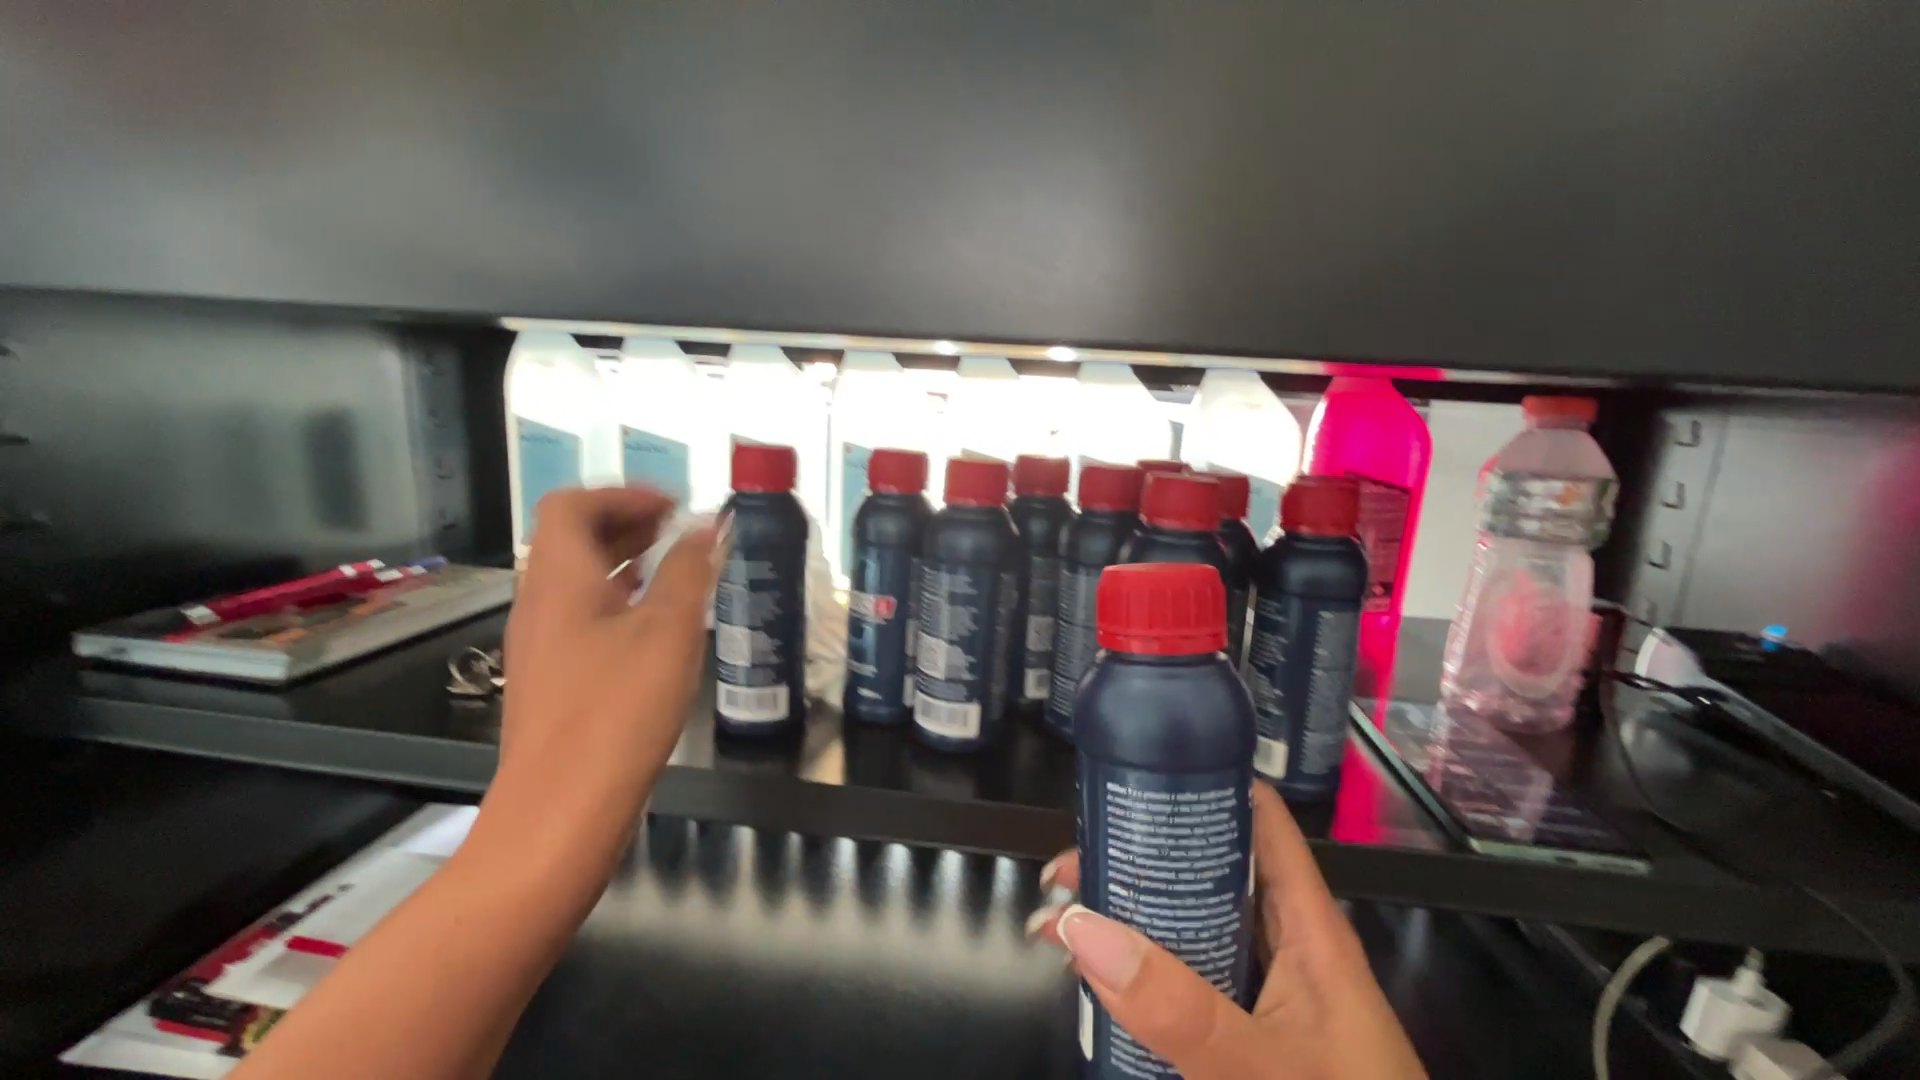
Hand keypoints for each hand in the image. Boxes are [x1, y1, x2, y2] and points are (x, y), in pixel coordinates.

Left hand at [481, 488, 725, 866]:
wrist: (561, 811)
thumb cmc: (617, 711)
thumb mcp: (669, 632)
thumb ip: (690, 570)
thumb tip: (711, 524)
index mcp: (558, 579)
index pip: (571, 505)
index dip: (622, 494)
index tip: (674, 507)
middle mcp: (538, 603)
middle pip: (571, 539)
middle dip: (628, 524)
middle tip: (681, 533)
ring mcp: (540, 645)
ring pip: (578, 580)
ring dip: (625, 563)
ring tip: (678, 574)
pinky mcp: (551, 680)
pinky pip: (581, 616)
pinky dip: (619, 602)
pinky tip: (658, 630)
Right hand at [1032, 784, 1425, 1079]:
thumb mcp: (1262, 1069)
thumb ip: (1176, 1008)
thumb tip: (1078, 926)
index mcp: (1309, 926)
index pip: (1259, 821)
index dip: (1203, 782)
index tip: (1130, 774)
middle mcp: (1285, 946)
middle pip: (1207, 873)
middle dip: (1134, 861)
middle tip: (1064, 872)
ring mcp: (1266, 993)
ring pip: (1190, 929)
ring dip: (1127, 919)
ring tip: (1058, 925)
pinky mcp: (1250, 1035)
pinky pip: (1188, 983)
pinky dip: (1140, 974)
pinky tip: (1093, 984)